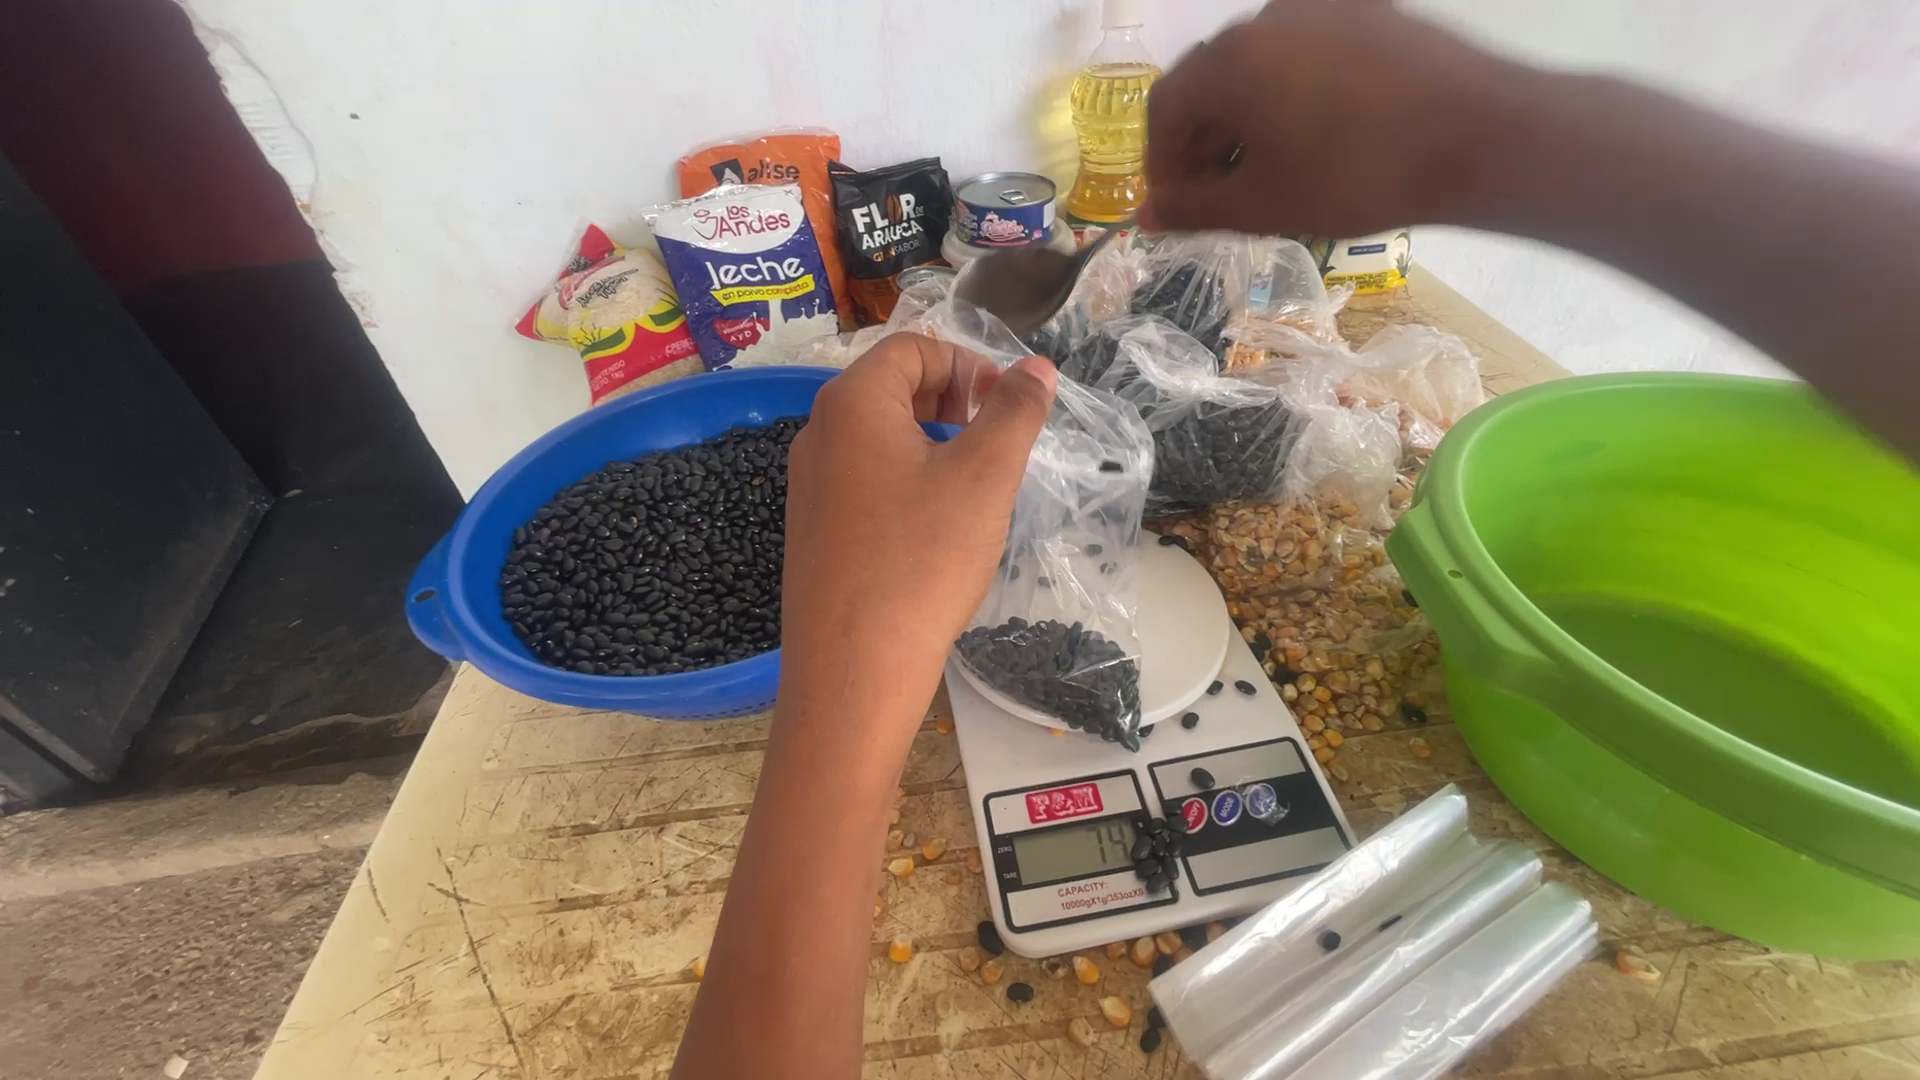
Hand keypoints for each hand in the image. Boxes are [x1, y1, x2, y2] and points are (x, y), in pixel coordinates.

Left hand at [778, 333, 1057, 749]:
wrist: (854, 669)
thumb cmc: (922, 560)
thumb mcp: (984, 477)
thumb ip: (1015, 412)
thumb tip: (1037, 368)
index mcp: (851, 404)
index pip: (911, 347)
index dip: (966, 361)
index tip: (1004, 402)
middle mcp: (818, 435)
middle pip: (890, 388)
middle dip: (950, 400)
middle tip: (993, 438)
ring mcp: (809, 486)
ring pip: (877, 438)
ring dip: (931, 442)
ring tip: (971, 483)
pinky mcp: (813, 531)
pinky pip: (863, 481)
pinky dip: (905, 481)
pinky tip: (934, 526)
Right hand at [1140, 0, 1538, 236]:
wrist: (1478, 136)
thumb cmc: (1352, 177)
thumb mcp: (1259, 204)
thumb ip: (1191, 209)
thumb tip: (1144, 216)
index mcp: (1232, 60)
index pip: (1164, 107)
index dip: (1158, 162)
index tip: (1173, 206)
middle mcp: (1268, 17)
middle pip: (1206, 83)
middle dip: (1198, 143)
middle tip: (1213, 197)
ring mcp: (1320, 7)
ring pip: (1252, 68)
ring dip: (1237, 122)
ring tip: (1259, 173)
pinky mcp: (1364, 12)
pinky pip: (1297, 55)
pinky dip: (1280, 97)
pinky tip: (1304, 138)